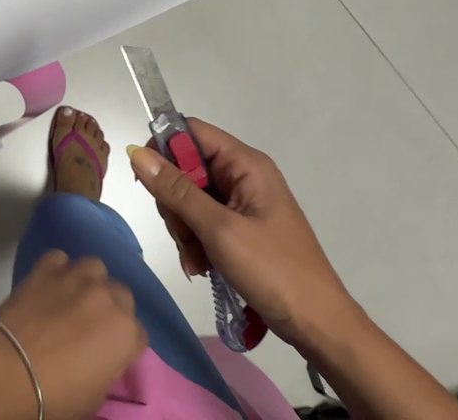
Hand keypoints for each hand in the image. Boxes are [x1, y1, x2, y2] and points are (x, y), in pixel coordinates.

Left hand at [0, 250, 147, 419]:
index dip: (124, 344)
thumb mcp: (97, 394)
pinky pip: (59, 259)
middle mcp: (107, 297)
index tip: (110, 352)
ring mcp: (76, 277)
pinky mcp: (46, 268)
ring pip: (95, 267)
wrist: (12, 369)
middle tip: (93, 324)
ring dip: (90, 281)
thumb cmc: (58, 393)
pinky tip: (50, 284)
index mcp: (127, 332)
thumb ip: (108, 365)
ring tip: (75, 297)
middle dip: (112, 308)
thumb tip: (101, 355)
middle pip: (121, 294)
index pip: (139, 334)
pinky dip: (58, 269)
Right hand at [127, 122, 358, 349]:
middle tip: (180, 232)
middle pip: (187, 167)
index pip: (191, 132)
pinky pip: (203, 221)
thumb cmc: (274, 271)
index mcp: (245, 164)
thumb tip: (137, 153)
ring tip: (194, 259)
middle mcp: (243, 176)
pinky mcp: (241, 228)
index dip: (163, 147)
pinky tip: (200, 267)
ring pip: (190, 198)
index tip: (146, 179)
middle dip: (174, 200)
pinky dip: (195, 242)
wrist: (320, 326)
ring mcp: (243, 203)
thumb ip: (177, 190)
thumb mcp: (219, 229)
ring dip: (183, 228)